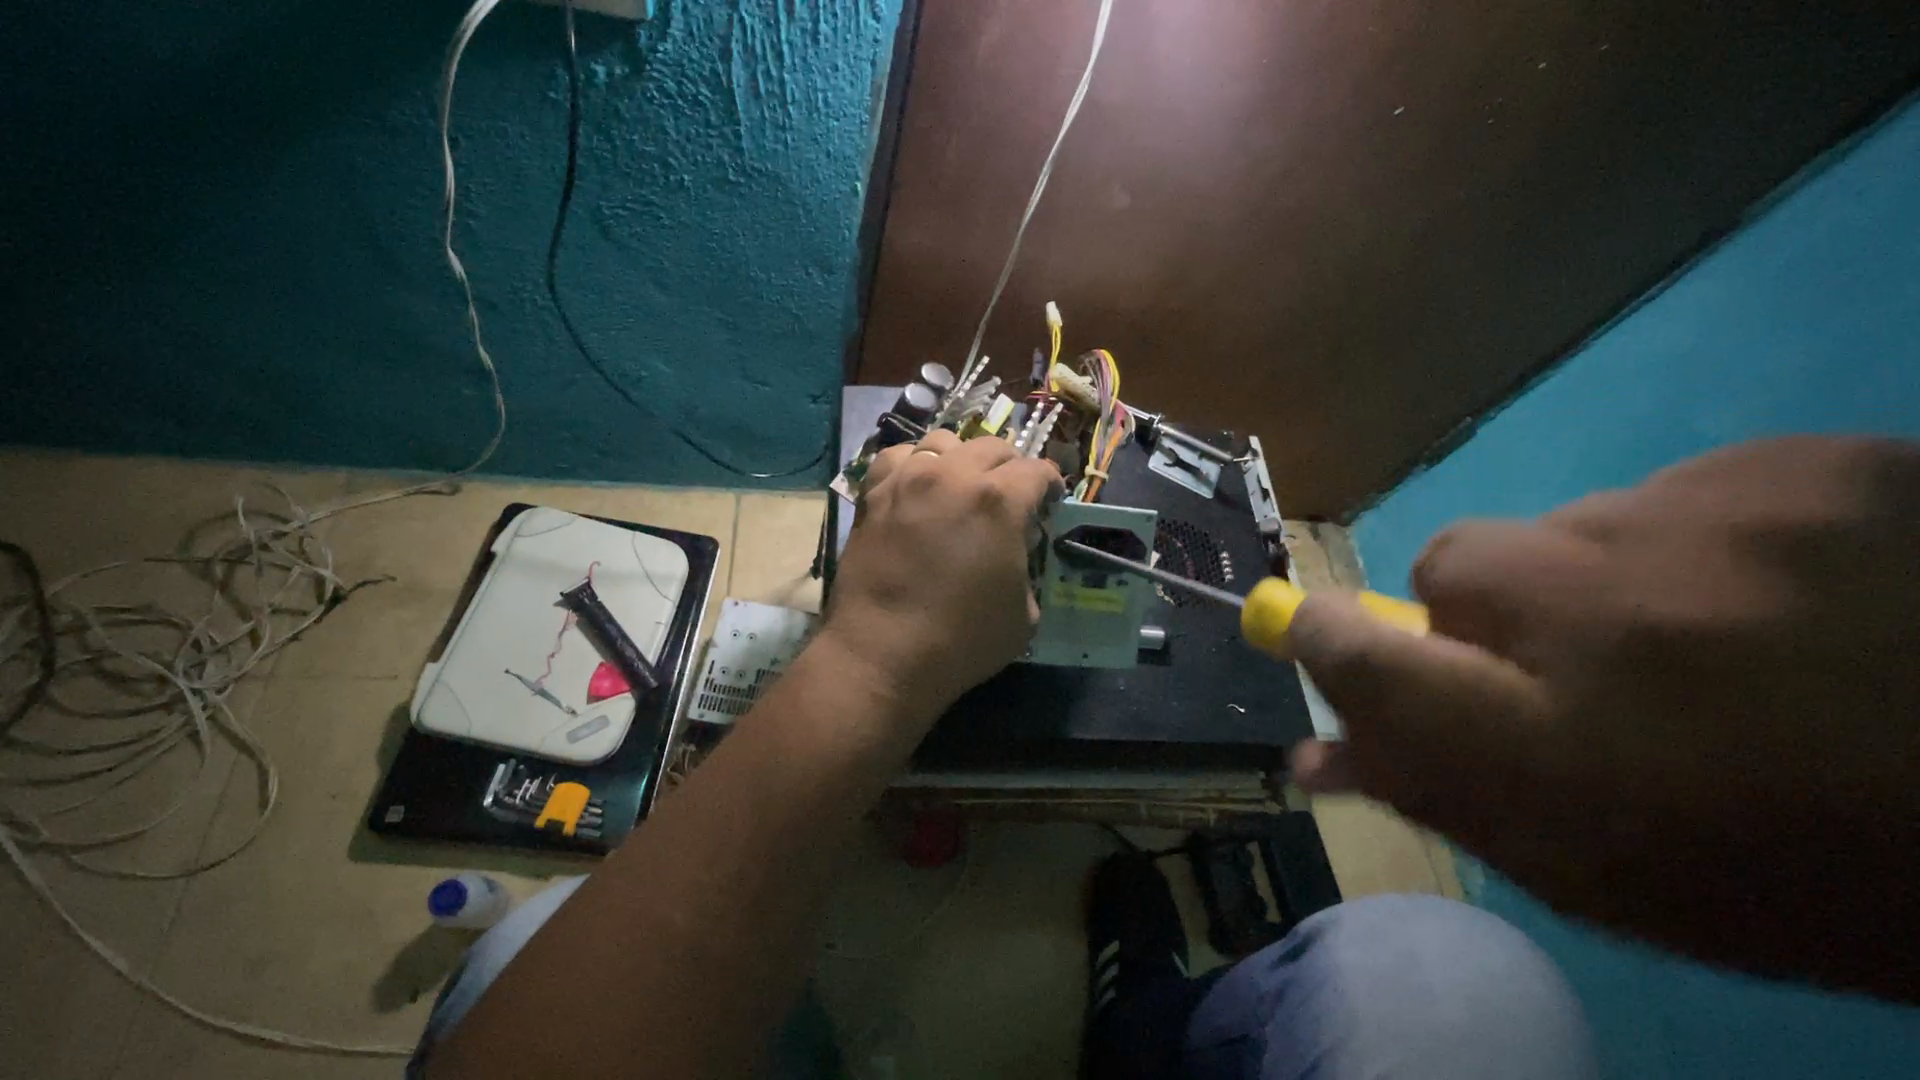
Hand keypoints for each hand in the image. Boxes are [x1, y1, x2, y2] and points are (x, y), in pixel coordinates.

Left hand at [821, 430, 1062, 731]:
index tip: (1049, 502)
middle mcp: (955, 475)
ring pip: (943, 442)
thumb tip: (1015, 552)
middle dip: (1009, 468)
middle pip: (992, 447)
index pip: (1037, 470)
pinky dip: (914, 464)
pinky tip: (918, 486)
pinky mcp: (873, 494)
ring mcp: (909, 479)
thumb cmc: (962, 641)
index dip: (1049, 486)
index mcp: (1000, 500)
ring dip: (961, 459)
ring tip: (961, 485)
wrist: (882, 654)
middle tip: (1010, 496)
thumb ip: (1027, 569)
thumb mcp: (1024, 614)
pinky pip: (898, 457)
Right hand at [1287, 436, 1919, 999]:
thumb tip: (1313, 756)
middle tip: (1573, 670)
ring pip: (1564, 528)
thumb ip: (1444, 797)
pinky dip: (1691, 544)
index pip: (1364, 659)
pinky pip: (1670, 493)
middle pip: (1453, 567)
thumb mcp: (1604, 872)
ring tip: (1711, 642)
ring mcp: (1710, 519)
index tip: (1313, 636)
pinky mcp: (1804, 458)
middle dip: (1482, 617)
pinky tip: (1789, 594)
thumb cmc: (1800, 870)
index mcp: (1558, 751)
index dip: (1323, 640)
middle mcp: (1607, 614)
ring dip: (1594, 584)